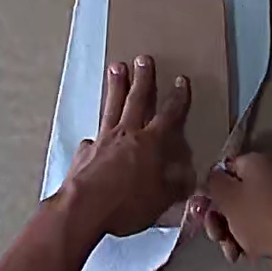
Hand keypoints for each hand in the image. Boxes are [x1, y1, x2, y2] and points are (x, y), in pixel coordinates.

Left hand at [61, 56, 194, 236]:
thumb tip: (189, 179)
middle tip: (143, 59)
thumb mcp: (161, 199)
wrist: (82, 210)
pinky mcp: (84, 154)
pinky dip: (94, 137)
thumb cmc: (126, 204)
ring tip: (116, 67)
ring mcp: (103, 141)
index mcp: (150, 143)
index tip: (180, 80)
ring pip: (111, 107)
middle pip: (137, 100)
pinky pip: (91, 140)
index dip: (177, 97)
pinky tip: (91, 139)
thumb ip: (175, 186)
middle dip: (143, 79)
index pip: (169, 114)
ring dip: (116, 87)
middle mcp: (127, 134)